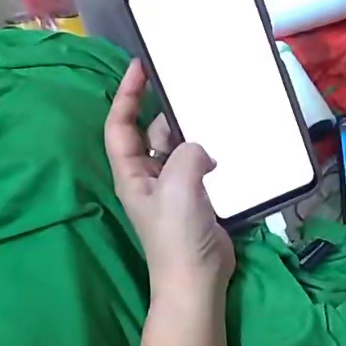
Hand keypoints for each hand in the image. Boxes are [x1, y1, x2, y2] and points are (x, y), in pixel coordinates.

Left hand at [104, 60, 234, 296]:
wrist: (197, 279)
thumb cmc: (178, 234)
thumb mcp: (178, 186)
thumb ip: (187, 155)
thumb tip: (201, 149)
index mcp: (131, 173)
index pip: (119, 125)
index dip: (126, 94)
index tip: (139, 66)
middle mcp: (148, 176)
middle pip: (152, 131)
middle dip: (168, 111)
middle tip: (192, 87)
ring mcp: (172, 187)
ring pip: (178, 146)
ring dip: (193, 132)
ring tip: (215, 111)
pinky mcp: (195, 196)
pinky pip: (198, 163)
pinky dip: (208, 151)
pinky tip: (226, 145)